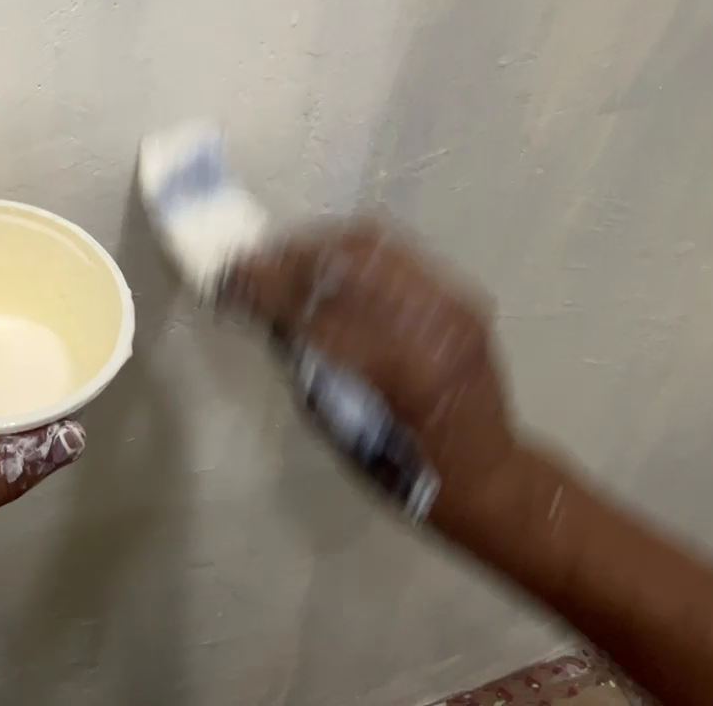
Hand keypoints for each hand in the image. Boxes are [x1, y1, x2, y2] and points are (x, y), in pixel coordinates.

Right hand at [226, 219, 517, 507]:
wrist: (483, 470)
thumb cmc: (398, 463)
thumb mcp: (335, 417)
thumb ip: (304, 354)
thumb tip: (265, 303)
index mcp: (394, 370)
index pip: (312, 307)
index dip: (263, 285)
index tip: (229, 274)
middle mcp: (428, 325)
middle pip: (341, 260)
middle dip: (289, 254)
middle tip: (256, 261)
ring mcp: (451, 303)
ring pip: (369, 243)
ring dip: (319, 244)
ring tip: (290, 255)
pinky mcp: (461, 293)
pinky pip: (395, 251)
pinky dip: (353, 251)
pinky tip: (331, 263)